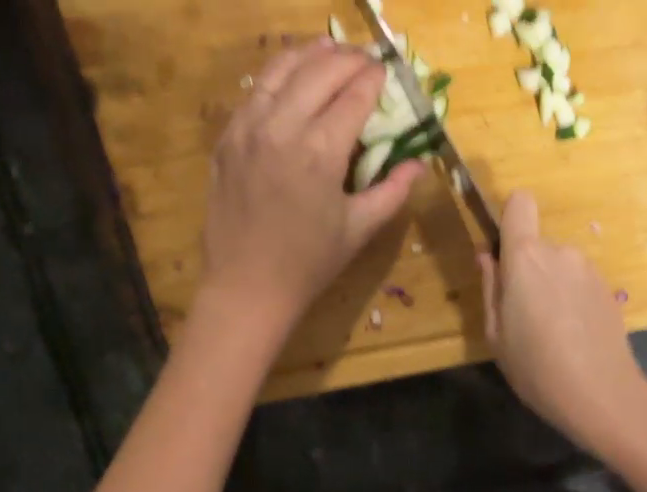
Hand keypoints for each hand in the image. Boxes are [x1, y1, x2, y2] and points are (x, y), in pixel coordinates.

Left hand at [201, 41, 422, 323]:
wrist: (247, 285)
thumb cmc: (310, 264)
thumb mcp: (359, 230)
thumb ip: (392, 191)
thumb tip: (419, 165)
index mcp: (320, 151)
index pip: (353, 96)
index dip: (373, 80)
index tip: (386, 73)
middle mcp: (282, 127)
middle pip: (319, 72)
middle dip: (347, 60)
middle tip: (365, 61)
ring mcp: (248, 128)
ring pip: (280, 70)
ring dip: (310, 55)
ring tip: (330, 50)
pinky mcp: (227, 137)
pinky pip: (254, 92)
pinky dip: (277, 77)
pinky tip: (291, 78)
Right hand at [478, 192, 646, 455]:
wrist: (601, 393)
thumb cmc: (536, 368)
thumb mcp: (496, 336)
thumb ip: (490, 289)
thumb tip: (488, 258)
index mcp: (526, 257)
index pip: (520, 203)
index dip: (510, 220)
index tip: (504, 254)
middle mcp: (561, 252)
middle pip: (538, 245)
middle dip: (529, 270)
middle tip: (524, 316)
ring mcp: (589, 270)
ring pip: (561, 267)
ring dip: (553, 288)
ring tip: (552, 333)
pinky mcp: (609, 291)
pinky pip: (580, 285)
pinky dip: (574, 302)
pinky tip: (575, 338)